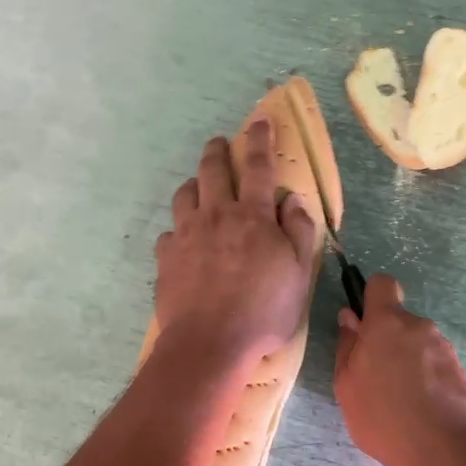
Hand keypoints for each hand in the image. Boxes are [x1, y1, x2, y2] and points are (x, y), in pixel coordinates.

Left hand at [153, 120, 318, 364]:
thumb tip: (292, 200)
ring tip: (199, 187)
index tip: (260, 122)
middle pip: (212, 169)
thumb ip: (300, 232)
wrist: (209, 344)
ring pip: (184, 194)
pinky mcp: (166, 257)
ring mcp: (186, 235)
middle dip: (217, 150)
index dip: (260, 140)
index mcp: (253, 216)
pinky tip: (183, 240)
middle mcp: (216, 215)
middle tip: (220, 143)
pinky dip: (178, 229)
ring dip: (194, 184)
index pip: (258, 166)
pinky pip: (169, 232)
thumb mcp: (300, 276)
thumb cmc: (263, 312)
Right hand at [334, 275, 465, 465]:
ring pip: (417, 345)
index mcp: (387, 323)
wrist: (440, 450)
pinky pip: (435, 365)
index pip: (382, 285)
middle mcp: (419, 327)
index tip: (365, 325)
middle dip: (388, 341)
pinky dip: (426, 379)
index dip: (371, 298)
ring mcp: (444, 348)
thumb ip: (347, 345)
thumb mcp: (346, 385)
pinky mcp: (460, 370)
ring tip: (401, 400)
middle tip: (376, 379)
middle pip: (399, 322)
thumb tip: (350, 318)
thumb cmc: (381, 416)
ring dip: (408, 362)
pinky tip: (421, 408)